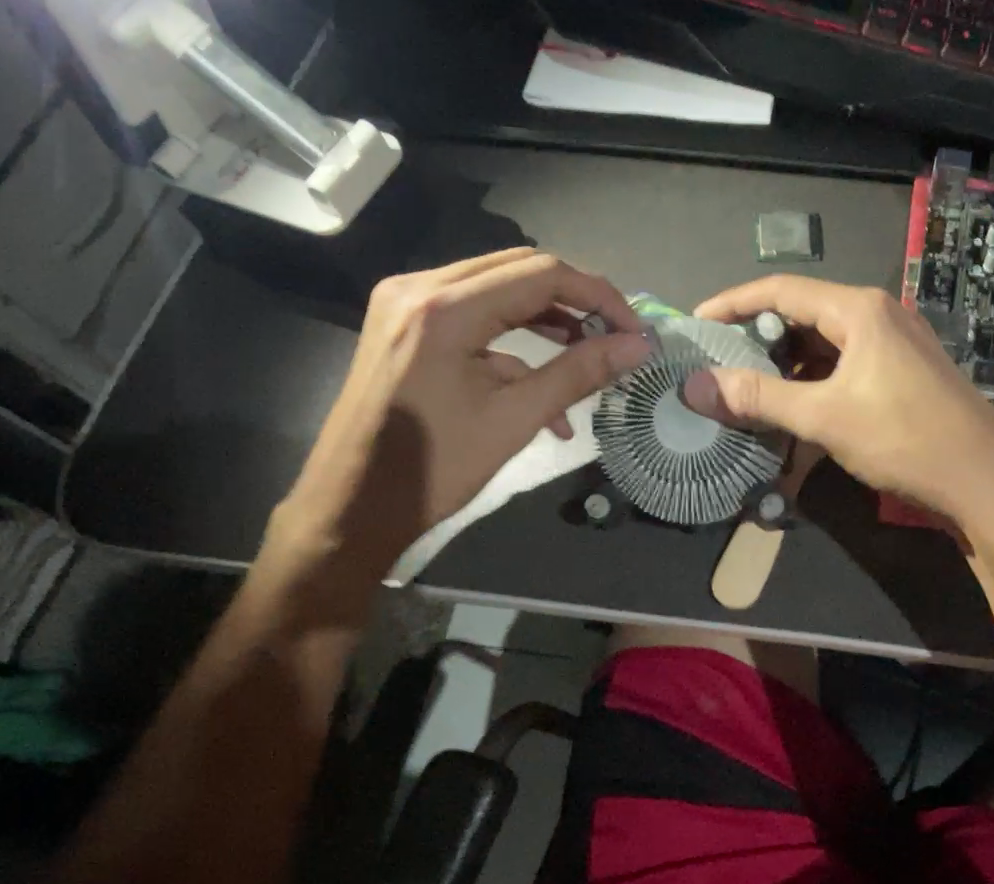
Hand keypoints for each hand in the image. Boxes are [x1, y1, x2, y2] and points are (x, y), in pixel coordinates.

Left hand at [266, 249, 648, 579]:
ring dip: (547, 317)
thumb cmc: (436, 468)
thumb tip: (638, 347)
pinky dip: (512, 341)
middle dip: (576, 300)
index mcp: (445, 308)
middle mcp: (420, 288)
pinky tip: (542, 385)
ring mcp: (406, 304)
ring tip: (589, 354)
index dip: (598, 296)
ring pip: (496, 288)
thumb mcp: (515, 420)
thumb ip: (579, 374)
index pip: (541, 274)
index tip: (634, 331)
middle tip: (617, 337)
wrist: (355, 503)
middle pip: (518, 269)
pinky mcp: (404, 326)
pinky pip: (471, 315)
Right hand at [686, 275, 993, 534]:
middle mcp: (879, 316)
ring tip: (749, 394)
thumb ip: (758, 399)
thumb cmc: (904, 439)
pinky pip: (848, 368)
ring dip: (787, 368)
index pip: (781, 290)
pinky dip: (817, 386)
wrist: (982, 480)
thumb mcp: (824, 418)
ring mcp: (897, 345)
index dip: (732, 303)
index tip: (695, 323)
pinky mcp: (906, 374)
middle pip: (804, 315)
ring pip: (826, 346)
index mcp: (859, 310)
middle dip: (758, 340)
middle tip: (719, 366)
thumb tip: (696, 386)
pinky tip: (796, 413)